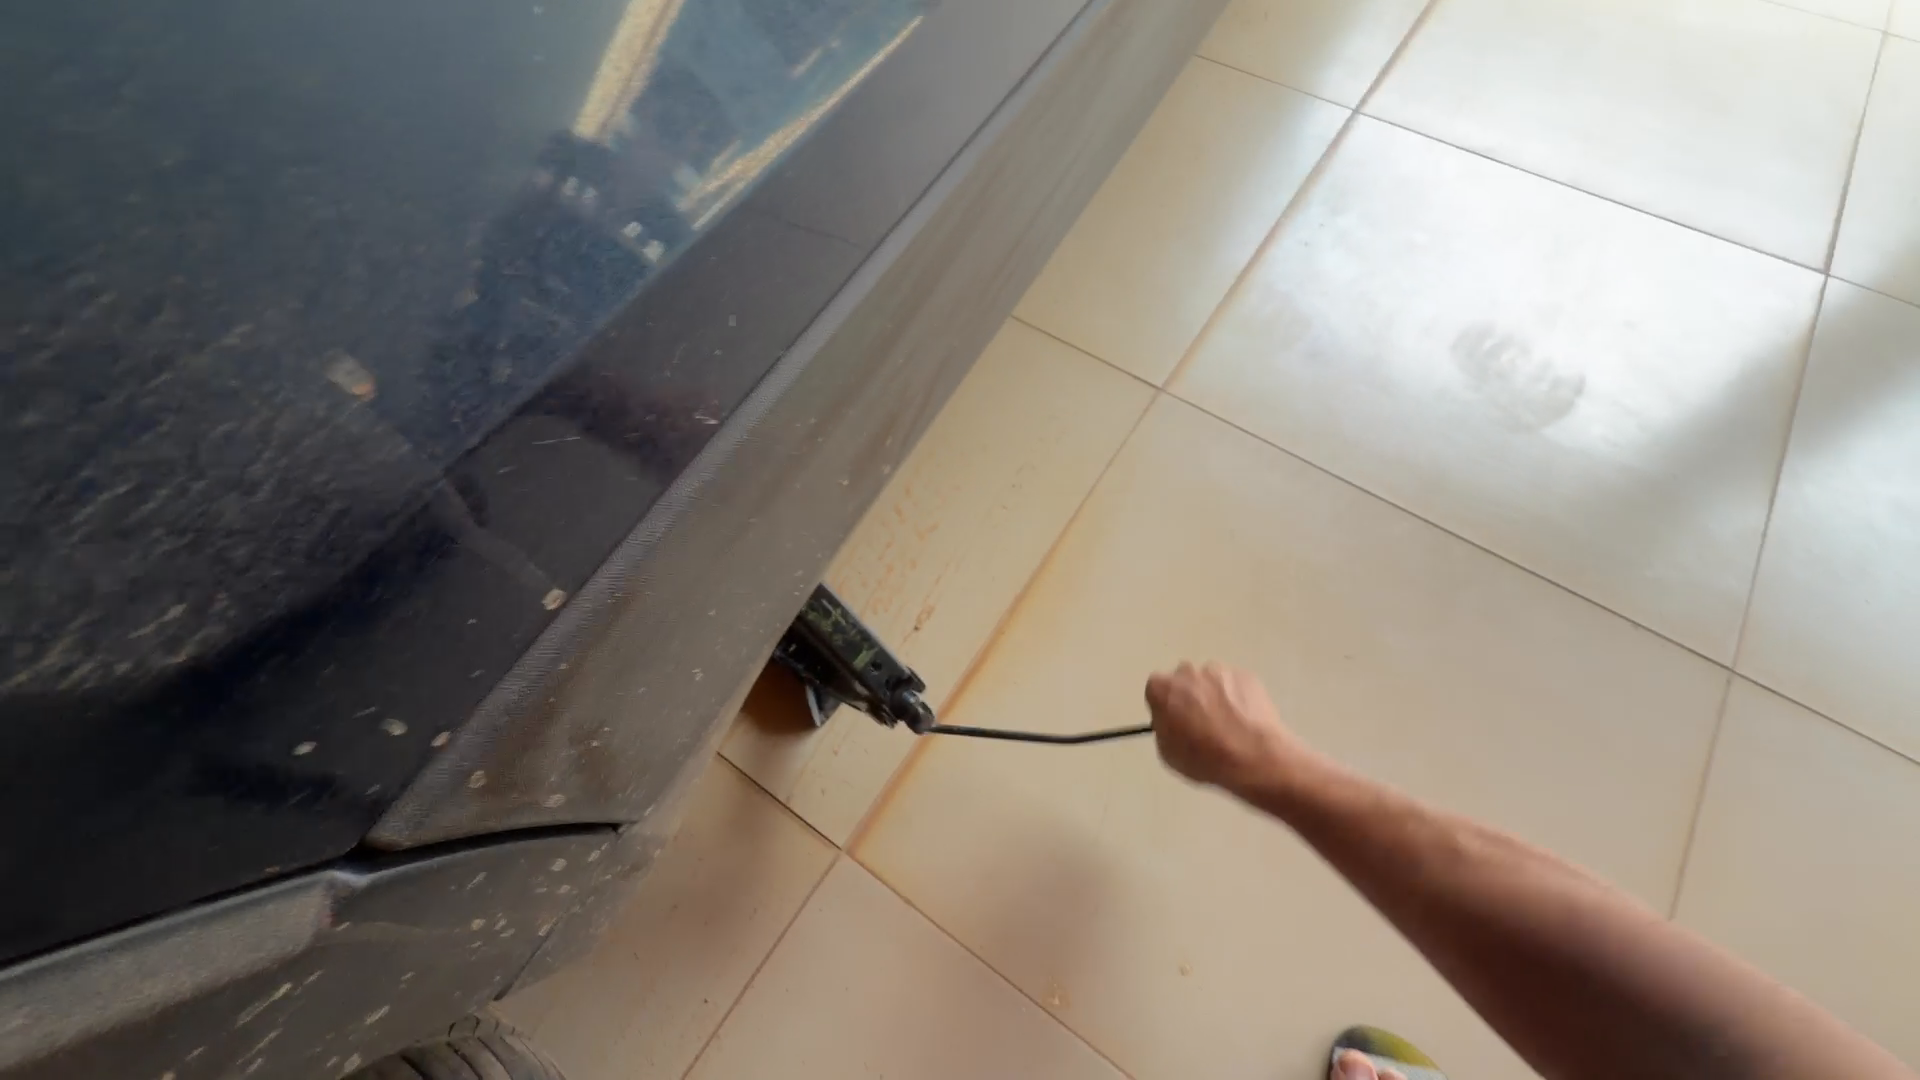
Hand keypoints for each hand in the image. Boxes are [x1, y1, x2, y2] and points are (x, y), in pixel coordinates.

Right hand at [1144, 662, 1311, 794]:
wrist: (1255, 758)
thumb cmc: (1204, 758)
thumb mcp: (1167, 752)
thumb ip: (1163, 727)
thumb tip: (1172, 720)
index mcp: (1162, 688)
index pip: (1156, 690)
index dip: (1165, 706)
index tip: (1175, 722)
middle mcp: (1187, 671)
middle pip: (1184, 680)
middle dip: (1190, 696)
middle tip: (1202, 722)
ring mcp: (1219, 670)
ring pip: (1211, 680)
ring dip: (1214, 695)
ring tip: (1229, 723)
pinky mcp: (1247, 675)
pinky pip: (1235, 685)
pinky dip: (1237, 697)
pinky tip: (1245, 719)